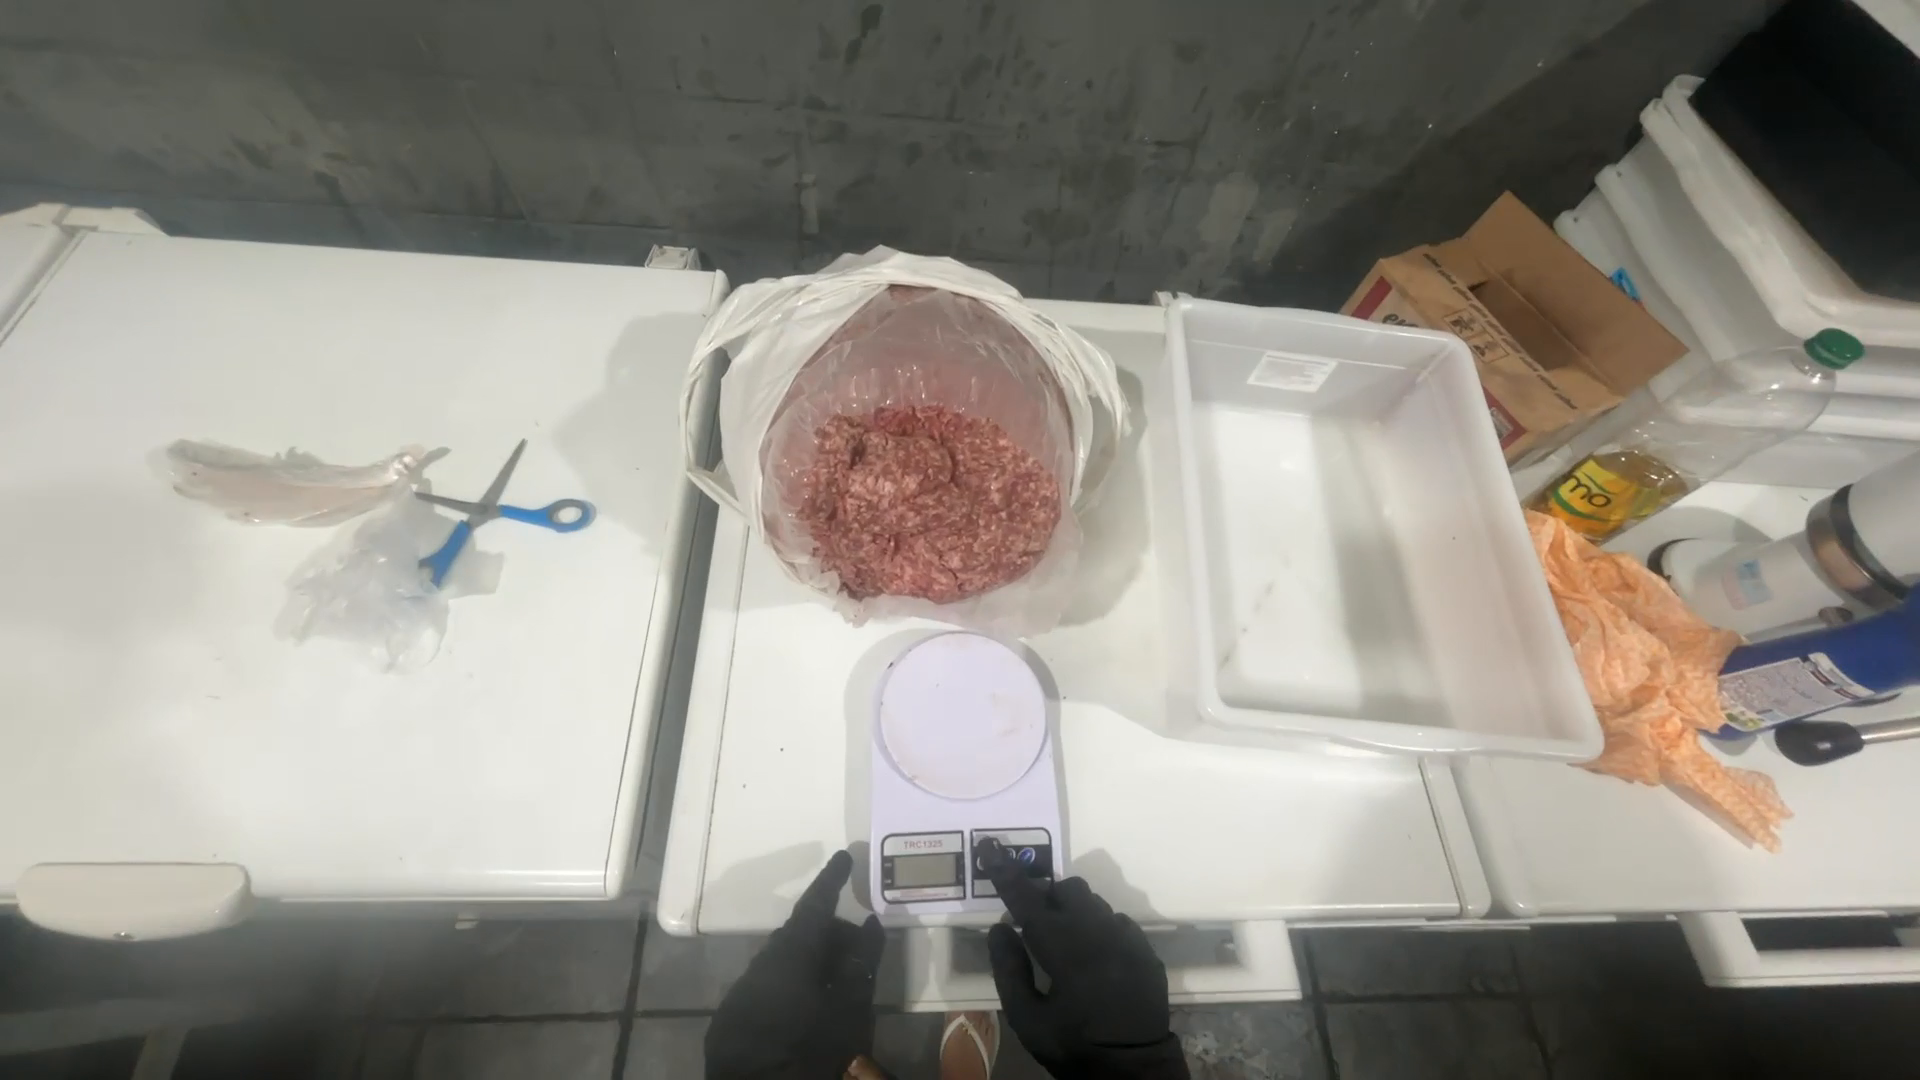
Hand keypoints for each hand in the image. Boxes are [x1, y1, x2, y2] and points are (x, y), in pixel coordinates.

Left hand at [706, 850, 886, 1079]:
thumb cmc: (809, 1051)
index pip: (815, 903)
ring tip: (839, 984)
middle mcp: (762, 962)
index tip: (845, 856)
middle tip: (860, 950)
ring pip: (785, 960)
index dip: (832, 879)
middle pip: (802, 933)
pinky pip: (769, 984)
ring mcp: (743, 990)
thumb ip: (862, 962)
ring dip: (813, 962)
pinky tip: (810, 1007)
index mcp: (791, 953)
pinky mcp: (733, 1017)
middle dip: (831, 935)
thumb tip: (871, 924)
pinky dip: (793, 983)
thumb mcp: (850, 1010)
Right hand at [981, 840, 1187, 1079]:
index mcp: (1063, 947)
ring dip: (1074, 911)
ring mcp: (1126, 938)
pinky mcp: (1145, 950)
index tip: (990, 845)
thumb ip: (1009, 970)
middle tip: (1037, 922)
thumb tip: (1000, 928)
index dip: (1005, 871)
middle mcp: (1097, 931)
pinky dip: (1100, 929)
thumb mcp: (1028, 1021)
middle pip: (1067, 888)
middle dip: (1048, 896)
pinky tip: (1096, 960)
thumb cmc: (1075, 1048)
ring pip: (1094, 901)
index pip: (1027, 898)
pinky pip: (1117, 921)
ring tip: (1068, 944)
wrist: (1137, 1074)